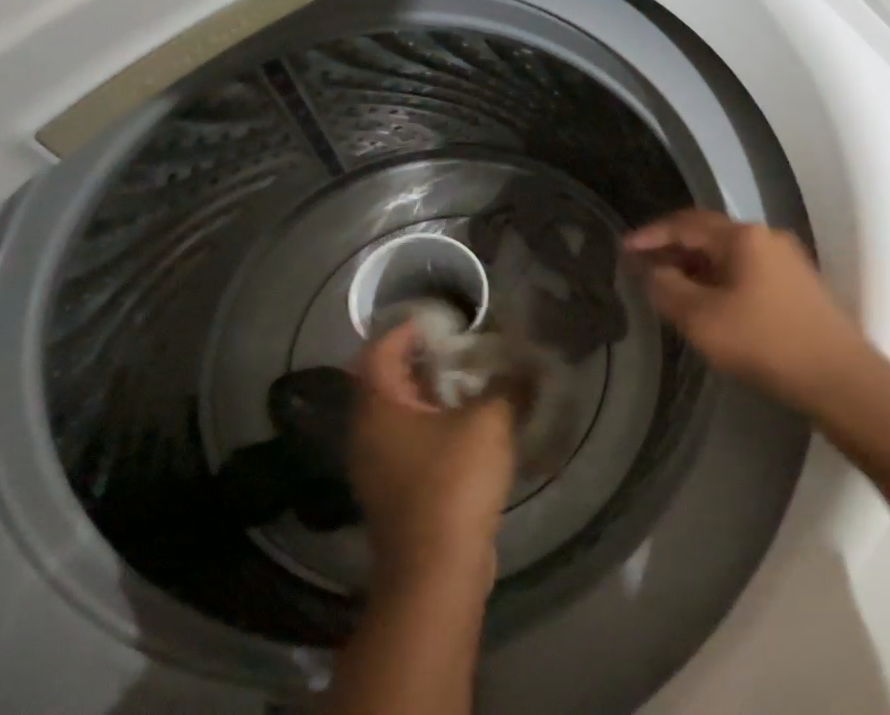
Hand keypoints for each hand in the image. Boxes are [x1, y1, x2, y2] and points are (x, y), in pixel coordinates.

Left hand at [351, 324, 514, 582]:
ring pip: (397, 416)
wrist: (436, 567)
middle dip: (421, 362)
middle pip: (385, 382)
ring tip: (472, 385)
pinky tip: (468, 430)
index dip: (406, 329)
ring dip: (429, 398)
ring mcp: (375, 467)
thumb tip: (524, 366)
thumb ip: (507, 386)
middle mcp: (365, 434)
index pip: (379, 351)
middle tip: (463, 349)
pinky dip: (432, 428)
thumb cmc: (454, 483)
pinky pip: (407, 445)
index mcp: (378, 408)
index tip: (441, 320)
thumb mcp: (490, 423)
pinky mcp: (393, 493)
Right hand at [625, 210, 872, 407]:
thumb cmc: (764, 342)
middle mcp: (768, 238)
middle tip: (642, 269)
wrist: (836, 374)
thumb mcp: (703, 319)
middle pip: (710, 236)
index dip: (652, 235)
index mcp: (744, 237)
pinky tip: (708, 305)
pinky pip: (747, 272)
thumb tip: (652, 272)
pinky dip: (719, 280)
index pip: (687, 224)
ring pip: (729, 256)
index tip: (623, 249)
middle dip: (673, 250)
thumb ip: (669, 290)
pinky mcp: (797, 286)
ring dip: (696, 268)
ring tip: (669, 288)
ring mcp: (787, 261)